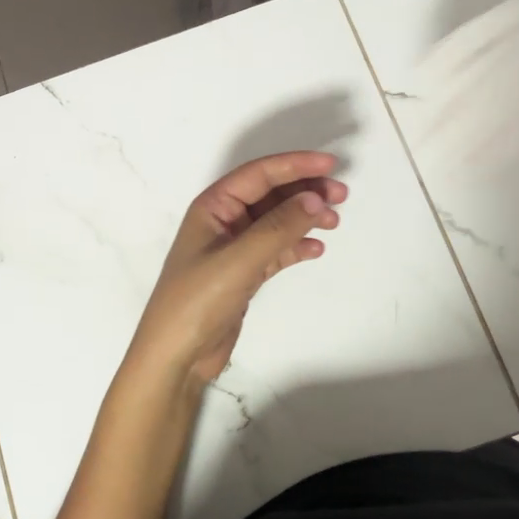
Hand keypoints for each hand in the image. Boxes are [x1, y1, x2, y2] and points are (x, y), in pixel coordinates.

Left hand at [127, 152, 346, 384]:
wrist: (176, 355)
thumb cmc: (197, 301)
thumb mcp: (239, 260)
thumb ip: (278, 228)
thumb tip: (314, 199)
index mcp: (213, 207)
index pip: (258, 174)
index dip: (295, 164)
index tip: (331, 164)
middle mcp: (223, 222)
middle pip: (270, 194)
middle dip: (304, 190)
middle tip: (341, 195)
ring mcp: (233, 248)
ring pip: (276, 221)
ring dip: (304, 217)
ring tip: (334, 221)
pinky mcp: (243, 274)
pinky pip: (276, 250)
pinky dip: (296, 246)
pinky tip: (316, 249)